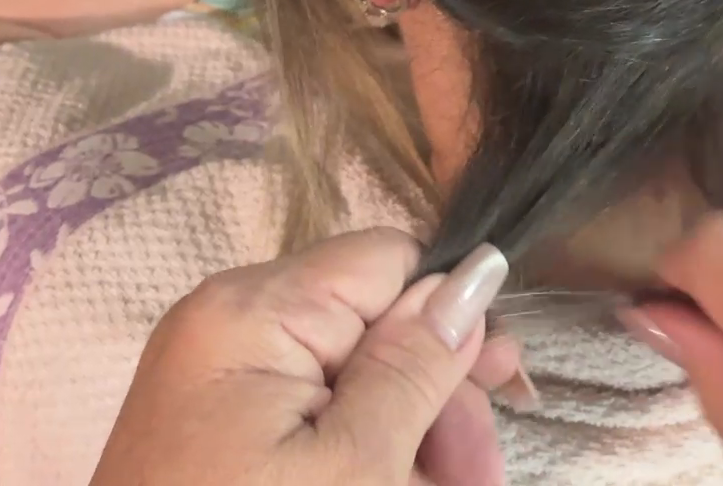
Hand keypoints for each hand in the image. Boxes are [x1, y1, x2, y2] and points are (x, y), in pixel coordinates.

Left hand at [89, 229, 516, 485]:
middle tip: (483, 472)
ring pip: (352, 369)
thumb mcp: (355, 468)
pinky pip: (315, 407)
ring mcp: (220, 370)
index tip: (502, 381)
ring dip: (410, 428)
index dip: (448, 313)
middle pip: (373, 319)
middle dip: (436, 389)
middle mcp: (231, 318)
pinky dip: (363, 446)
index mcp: (253, 309)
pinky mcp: (219, 416)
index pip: (386, 258)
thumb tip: (479, 266)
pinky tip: (401, 481)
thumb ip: (416, 361)